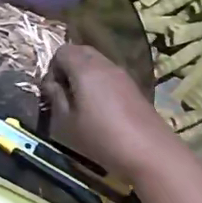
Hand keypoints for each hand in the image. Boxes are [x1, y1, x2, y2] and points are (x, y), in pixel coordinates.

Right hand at [45, 44, 179, 179]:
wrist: (150, 152)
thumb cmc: (101, 137)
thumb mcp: (67, 122)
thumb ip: (56, 97)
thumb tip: (50, 84)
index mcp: (85, 69)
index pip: (62, 50)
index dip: (52, 67)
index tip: (52, 90)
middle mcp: (104, 64)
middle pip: (81, 51)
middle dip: (67, 66)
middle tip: (64, 93)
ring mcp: (122, 74)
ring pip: (96, 62)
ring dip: (84, 74)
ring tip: (80, 101)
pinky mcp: (133, 86)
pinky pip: (109, 73)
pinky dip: (99, 81)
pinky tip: (99, 107)